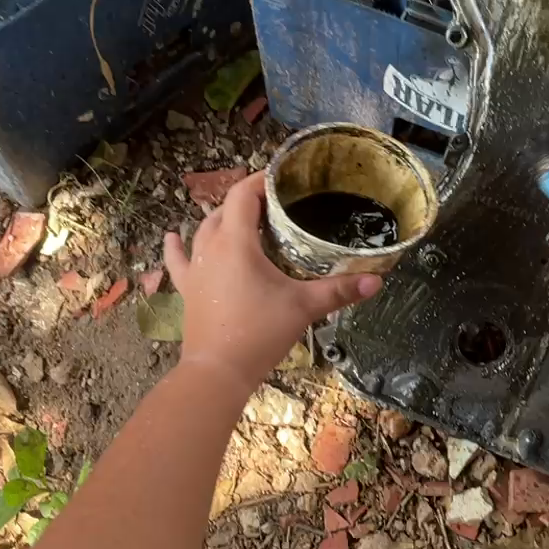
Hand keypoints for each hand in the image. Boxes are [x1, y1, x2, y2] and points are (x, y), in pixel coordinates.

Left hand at [163, 171, 380, 390]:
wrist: (218, 371)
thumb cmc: (259, 332)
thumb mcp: (304, 307)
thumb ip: (339, 291)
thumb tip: (377, 281)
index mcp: (236, 242)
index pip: (243, 195)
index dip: (261, 180)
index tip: (282, 177)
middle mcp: (210, 248)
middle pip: (225, 209)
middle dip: (247, 200)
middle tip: (275, 204)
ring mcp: (195, 269)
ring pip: (203, 230)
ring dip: (221, 219)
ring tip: (241, 217)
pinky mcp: (188, 290)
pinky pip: (179, 261)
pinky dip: (176, 246)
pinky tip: (171, 236)